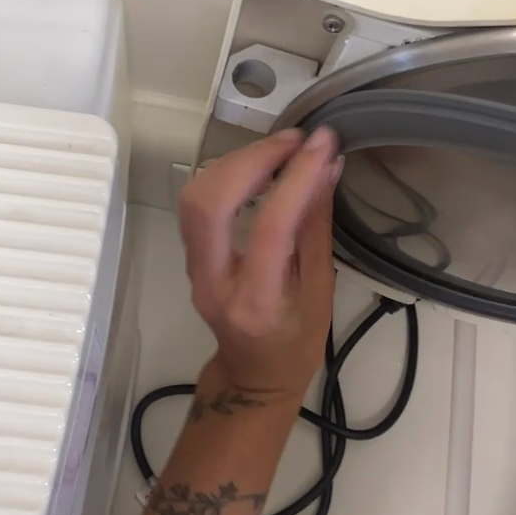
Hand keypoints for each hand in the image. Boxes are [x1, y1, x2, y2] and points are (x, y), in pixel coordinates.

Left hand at [178, 127, 341, 397]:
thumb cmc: (295, 343)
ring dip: (235, 162)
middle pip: (210, 204)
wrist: (252, 373)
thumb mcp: (321, 292)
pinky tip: (257, 166)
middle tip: (294, 140)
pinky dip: (225, 174)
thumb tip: (325, 167)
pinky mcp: (190, 255)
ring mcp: (194, 268)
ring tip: (280, 150)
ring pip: (195, 197)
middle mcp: (213, 282)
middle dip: (251, 159)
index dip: (296, 177)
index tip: (321, 142)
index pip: (270, 227)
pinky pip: (197, 203)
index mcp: (256, 301)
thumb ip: (318, 228)